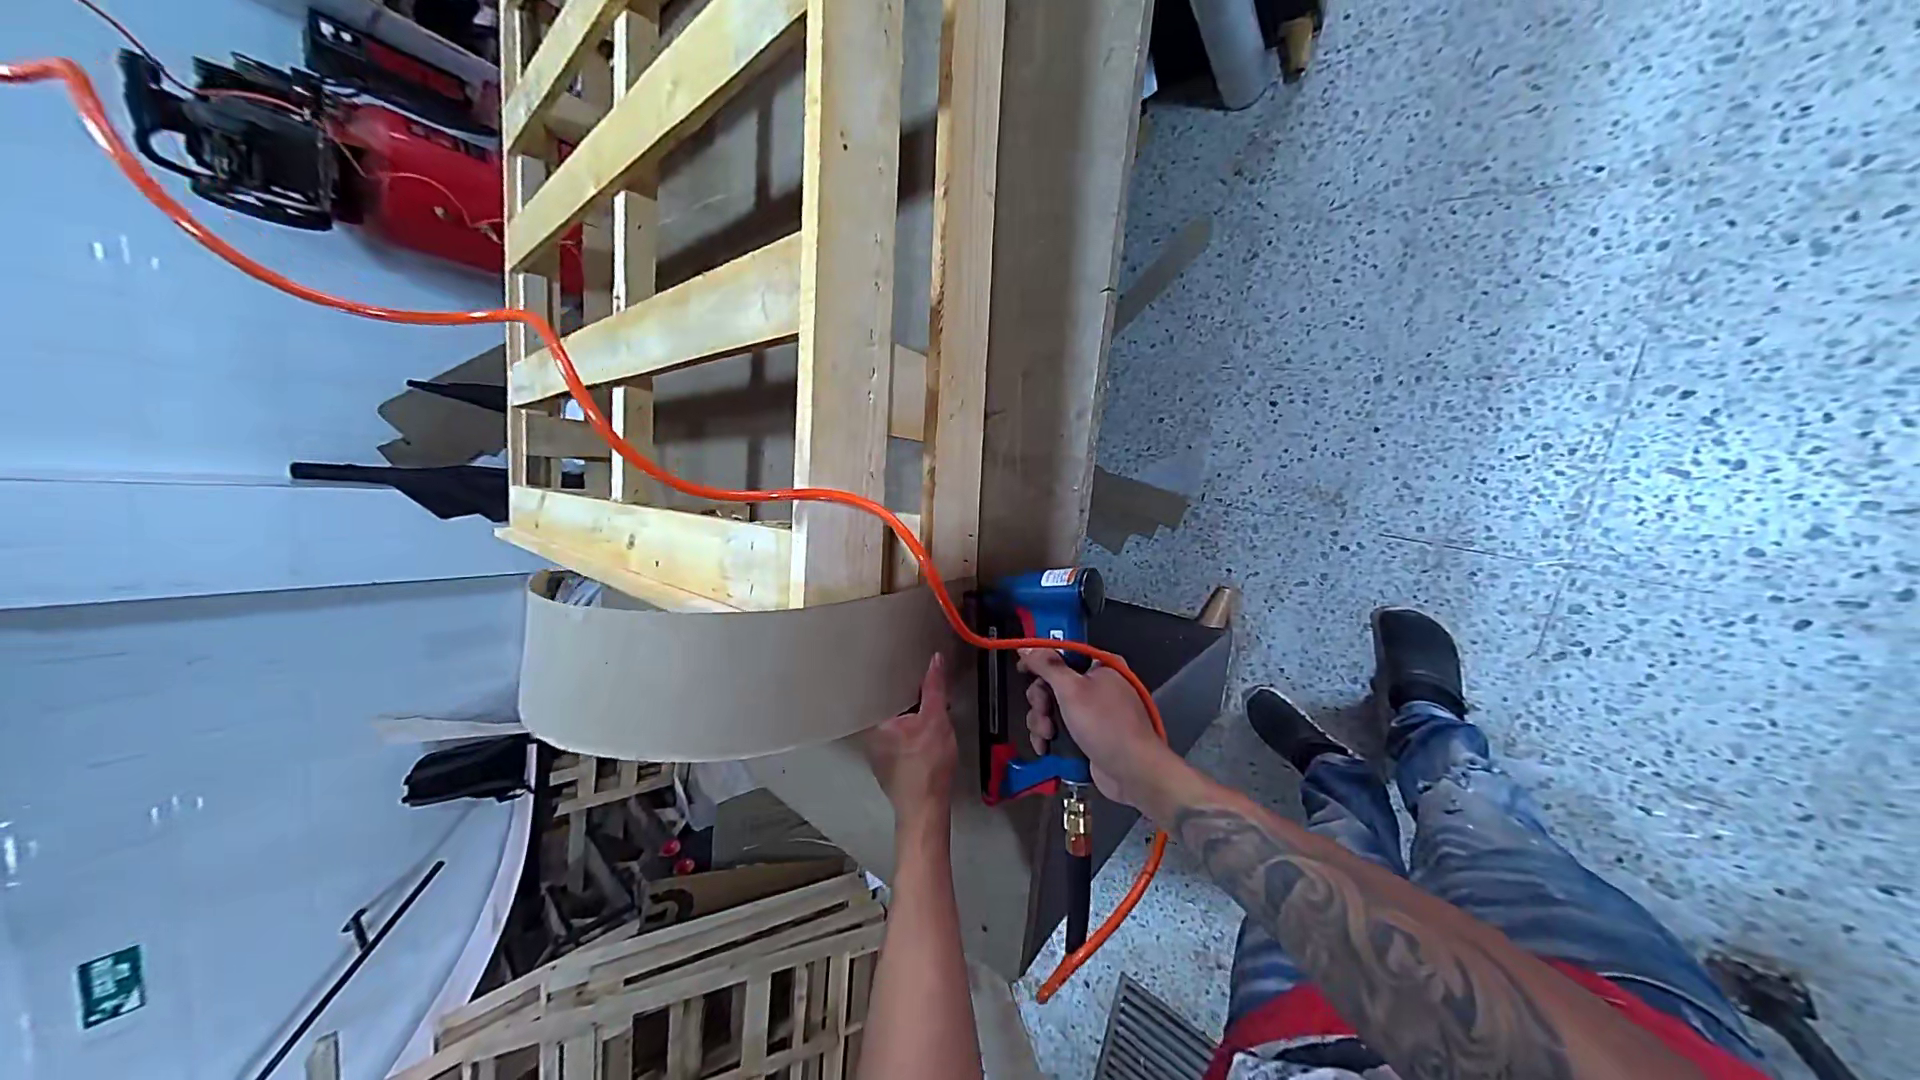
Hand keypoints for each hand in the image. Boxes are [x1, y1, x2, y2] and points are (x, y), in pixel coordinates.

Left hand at [864, 654, 956, 826]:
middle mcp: (868, 734)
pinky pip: (895, 735)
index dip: (890, 671)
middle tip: (916, 671)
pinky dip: (907, 726)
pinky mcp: (887, 763)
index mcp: (873, 721)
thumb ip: (934, 687)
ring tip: (921, 692)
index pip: (877, 687)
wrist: (926, 809)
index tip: (899, 655)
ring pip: (891, 720)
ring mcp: (876, 751)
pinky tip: (920, 723)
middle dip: (902, 691)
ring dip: (906, 709)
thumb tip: (935, 659)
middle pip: (885, 703)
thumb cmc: (928, 764)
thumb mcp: (936, 719)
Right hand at [1018, 648, 1173, 807]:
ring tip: (1048, 734)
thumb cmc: (1108, 727)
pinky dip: (1049, 737)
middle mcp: (1097, 686)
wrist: (1132, 772)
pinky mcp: (1086, 734)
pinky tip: (1047, 746)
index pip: (1062, 653)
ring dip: (1041, 722)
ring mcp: (1091, 712)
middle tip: (1043, 710)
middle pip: (1051, 683)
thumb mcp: (1072, 690)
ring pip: (1051, 708)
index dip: (1040, 660)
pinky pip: (1058, 728)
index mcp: (1099, 666)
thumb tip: (1029, 649)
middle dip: (1040, 700)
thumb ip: (1048, 666)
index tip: (1024, 669)